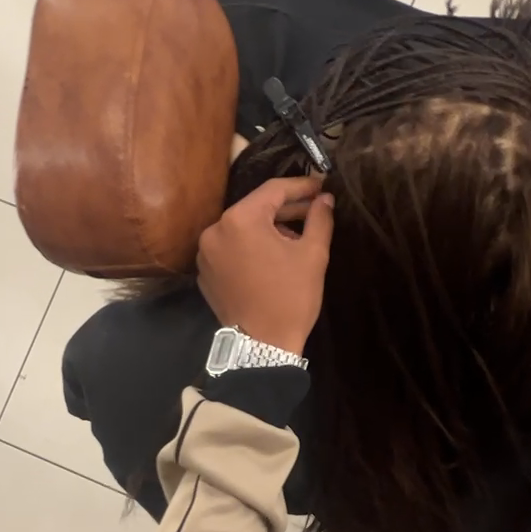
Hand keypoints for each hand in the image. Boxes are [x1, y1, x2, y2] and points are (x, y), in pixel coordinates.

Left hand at [197, 176, 334, 355]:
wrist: (263, 346)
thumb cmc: (291, 298)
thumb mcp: (313, 255)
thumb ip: (320, 219)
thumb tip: (325, 198)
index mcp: (240, 219)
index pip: (274, 190)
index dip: (301, 186)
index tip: (321, 185)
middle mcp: (215, 230)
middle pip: (255, 209)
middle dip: (285, 210)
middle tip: (313, 212)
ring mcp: (206, 254)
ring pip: (242, 230)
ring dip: (268, 230)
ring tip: (294, 239)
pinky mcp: (205, 274)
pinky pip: (230, 250)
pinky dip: (250, 249)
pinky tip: (271, 260)